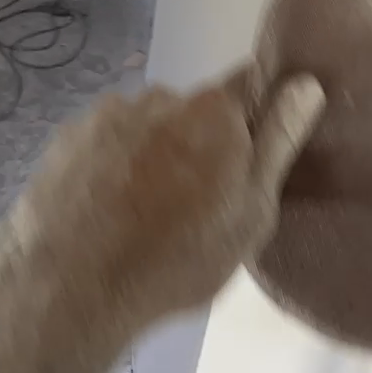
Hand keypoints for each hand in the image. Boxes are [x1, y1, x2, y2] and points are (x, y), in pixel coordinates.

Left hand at [0, 68, 325, 332]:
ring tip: (139, 213)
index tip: (249, 150)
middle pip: (193, 112)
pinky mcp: (65, 138)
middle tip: (192, 202)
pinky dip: (109, 166)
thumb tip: (306, 82)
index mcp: (212, 110)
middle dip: (198, 143)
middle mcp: (160, 97)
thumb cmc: (179, 257)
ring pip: (145, 127)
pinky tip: (102, 210)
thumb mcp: (250, 212)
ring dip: (150, 154)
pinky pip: (103, 143)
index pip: (249, 84)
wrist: (71, 290)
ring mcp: (106, 114)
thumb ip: (278, 141)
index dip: (253, 114)